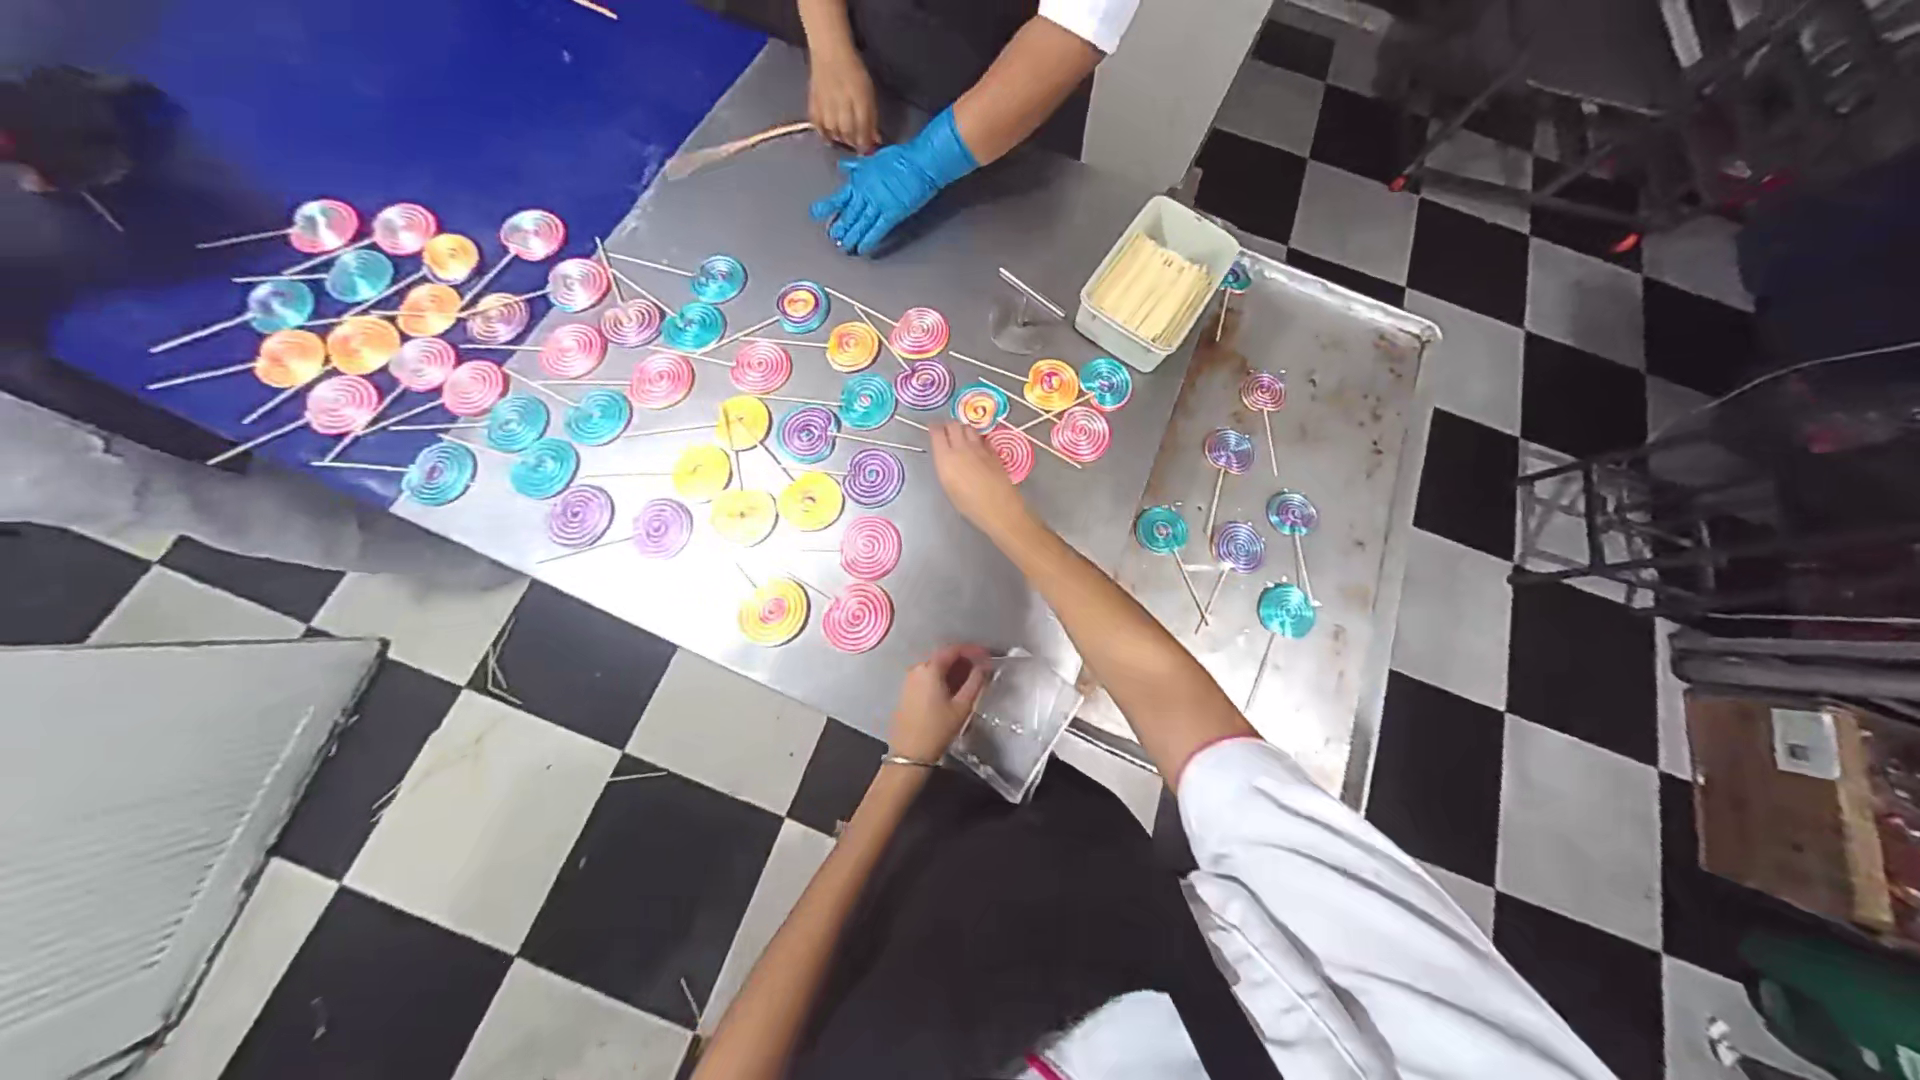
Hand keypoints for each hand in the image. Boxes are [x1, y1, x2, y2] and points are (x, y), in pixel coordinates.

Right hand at [806, 49, 879, 154]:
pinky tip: (829, 139)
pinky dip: (824, 136)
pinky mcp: (813, 105)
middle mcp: (842, 105)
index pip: (863, 130)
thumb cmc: (854, 71)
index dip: (866, 144)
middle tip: (856, 144)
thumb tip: (875, 140)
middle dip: (854, 142)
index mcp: (859, 100)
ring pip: (834, 133)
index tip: (868, 151)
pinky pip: (818, 126)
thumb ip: (871, 117)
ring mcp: (826, 105)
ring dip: (841, 140)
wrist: (830, 51)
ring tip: (845, 139)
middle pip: (848, 134)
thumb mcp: (868, 93)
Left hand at [809, 106, 976, 256]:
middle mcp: (866, 193)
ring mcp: (878, 204)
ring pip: (861, 224)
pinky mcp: (892, 214)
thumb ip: (857, 166)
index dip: (827, 206)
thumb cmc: (901, 157)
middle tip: (833, 238)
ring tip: (845, 247)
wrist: (919, 161)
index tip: (816, 213)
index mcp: (860, 180)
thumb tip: (844, 167)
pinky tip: (862, 249)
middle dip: (841, 227)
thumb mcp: (873, 157)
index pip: (840, 197)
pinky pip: (877, 230)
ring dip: (852, 237)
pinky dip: (869, 241)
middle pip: (849, 214)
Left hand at [890, 644, 991, 761]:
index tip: (987, 656)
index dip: (972, 650)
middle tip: (981, 669)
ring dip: (953, 671)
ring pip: (935, 668)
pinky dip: (942, 679)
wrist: (910, 754)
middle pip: (943, 657)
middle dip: (964, 660)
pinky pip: (927, 678)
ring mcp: (909, 680)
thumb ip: (976, 681)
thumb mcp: (962, 706)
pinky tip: (953, 691)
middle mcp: (916, 669)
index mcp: (930, 669)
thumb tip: (985, 666)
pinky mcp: (907, 692)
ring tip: (971, 681)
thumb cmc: (938, 729)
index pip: (953, 650)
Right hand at [930, 421, 1029, 536]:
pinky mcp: (993, 451)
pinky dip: (977, 438)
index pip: (937, 432)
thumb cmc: (969, 504)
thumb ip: (946, 466)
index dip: (934, 428)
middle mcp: (962, 448)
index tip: (933, 428)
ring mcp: (979, 448)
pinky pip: (982, 438)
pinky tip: (978, 446)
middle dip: (949, 425)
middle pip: (954, 425)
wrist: (998, 507)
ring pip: (969, 428)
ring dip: (963, 429)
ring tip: (962, 435)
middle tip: (947, 431)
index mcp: (946, 457)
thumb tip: (946, 456)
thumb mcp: (949, 487)